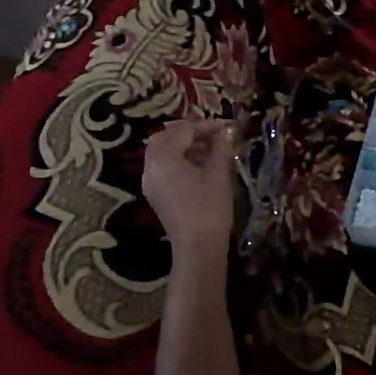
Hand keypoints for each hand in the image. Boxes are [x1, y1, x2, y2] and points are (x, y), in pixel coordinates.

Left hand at [143, 119, 237, 263]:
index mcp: (163, 158)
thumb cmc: (209, 208)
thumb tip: (224, 132)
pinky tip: (200, 166)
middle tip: (212, 134)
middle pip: (165, 138)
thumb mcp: (218, 174)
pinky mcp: (155, 195)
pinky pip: (163, 168)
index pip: (183, 132)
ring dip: (184, 146)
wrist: (198, 248)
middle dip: (189, 132)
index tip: (225, 126)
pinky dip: (179, 160)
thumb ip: (219, 148)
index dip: (205, 126)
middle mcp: (150, 167)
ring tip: (210, 149)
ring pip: (163, 153)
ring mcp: (150, 182)